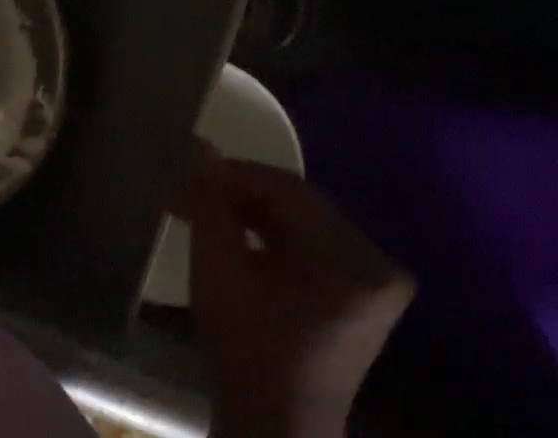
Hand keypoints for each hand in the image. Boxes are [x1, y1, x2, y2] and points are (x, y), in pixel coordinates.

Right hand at [176, 152, 414, 437]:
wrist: (277, 415)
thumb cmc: (244, 341)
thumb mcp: (216, 268)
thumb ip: (209, 206)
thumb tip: (200, 150)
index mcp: (352, 259)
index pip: (287, 189)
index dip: (231, 174)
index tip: (182, 173)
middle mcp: (378, 264)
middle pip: (300, 203)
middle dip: (238, 192)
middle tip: (186, 191)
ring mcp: (377, 282)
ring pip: (303, 222)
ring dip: (251, 212)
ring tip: (200, 211)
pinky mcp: (365, 296)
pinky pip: (313, 245)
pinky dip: (271, 234)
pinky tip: (234, 236)